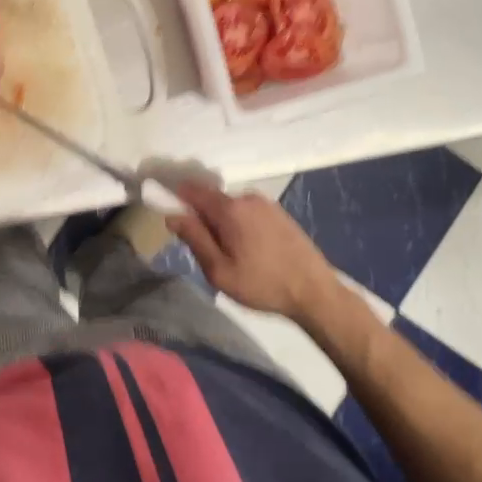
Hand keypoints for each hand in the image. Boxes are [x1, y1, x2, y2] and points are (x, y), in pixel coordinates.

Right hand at [167, 183, 338, 318]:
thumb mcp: (219, 270)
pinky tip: (250, 251)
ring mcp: (267, 204)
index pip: (192, 190)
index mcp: (230, 209)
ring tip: (231, 256)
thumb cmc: (262, 284)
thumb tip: (173, 215)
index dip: (176, 197)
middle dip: (202, 218)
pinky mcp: (280, 214)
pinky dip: (240, 226)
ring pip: (231, 208)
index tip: (168, 212)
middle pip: (212, 200)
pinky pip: (248, 213)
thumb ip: (194, 238)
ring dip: (223, 224)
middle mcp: (248, 198)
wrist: (314, 291)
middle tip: (204, 250)